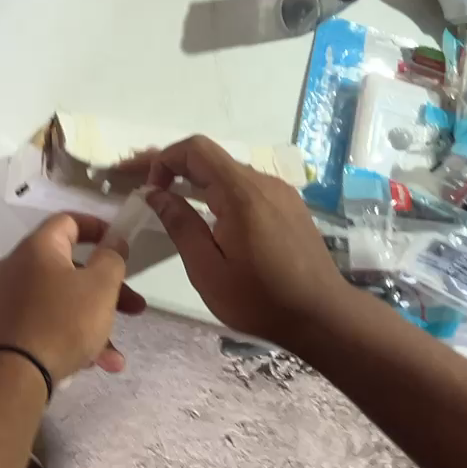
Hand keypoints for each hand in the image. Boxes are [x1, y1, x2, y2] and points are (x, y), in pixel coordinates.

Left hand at [0, 214, 145, 382]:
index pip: (68, 221)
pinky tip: (93, 364)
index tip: (120, 244)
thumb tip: (112, 241)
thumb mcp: (100, 287)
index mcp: (37, 248)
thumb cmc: (62, 322)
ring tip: (114, 356)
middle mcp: (16, 267)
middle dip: (107, 289)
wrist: (12, 374)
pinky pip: (44, 322)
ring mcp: (7, 298)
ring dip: (93, 323)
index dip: (97, 228)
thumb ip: (111, 258)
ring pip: (60, 301)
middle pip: (69, 268)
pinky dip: (69, 337)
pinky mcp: (4, 327)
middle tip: (134, 308)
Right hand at [140, 136, 357, 344]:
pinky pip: (244, 186)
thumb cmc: (259, 299)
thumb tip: (155, 193)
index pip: (195, 149)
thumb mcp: (207, 268)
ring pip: (227, 171)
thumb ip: (180, 224)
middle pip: (210, 157)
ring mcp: (279, 192)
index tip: (149, 192)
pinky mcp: (287, 206)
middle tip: (142, 183)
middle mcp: (263, 183)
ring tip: (167, 196)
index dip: (163, 160)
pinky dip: (217, 190)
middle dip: (172, 166)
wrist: (324, 318)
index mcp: (241, 194)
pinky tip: (204, 212)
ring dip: (194, 179)